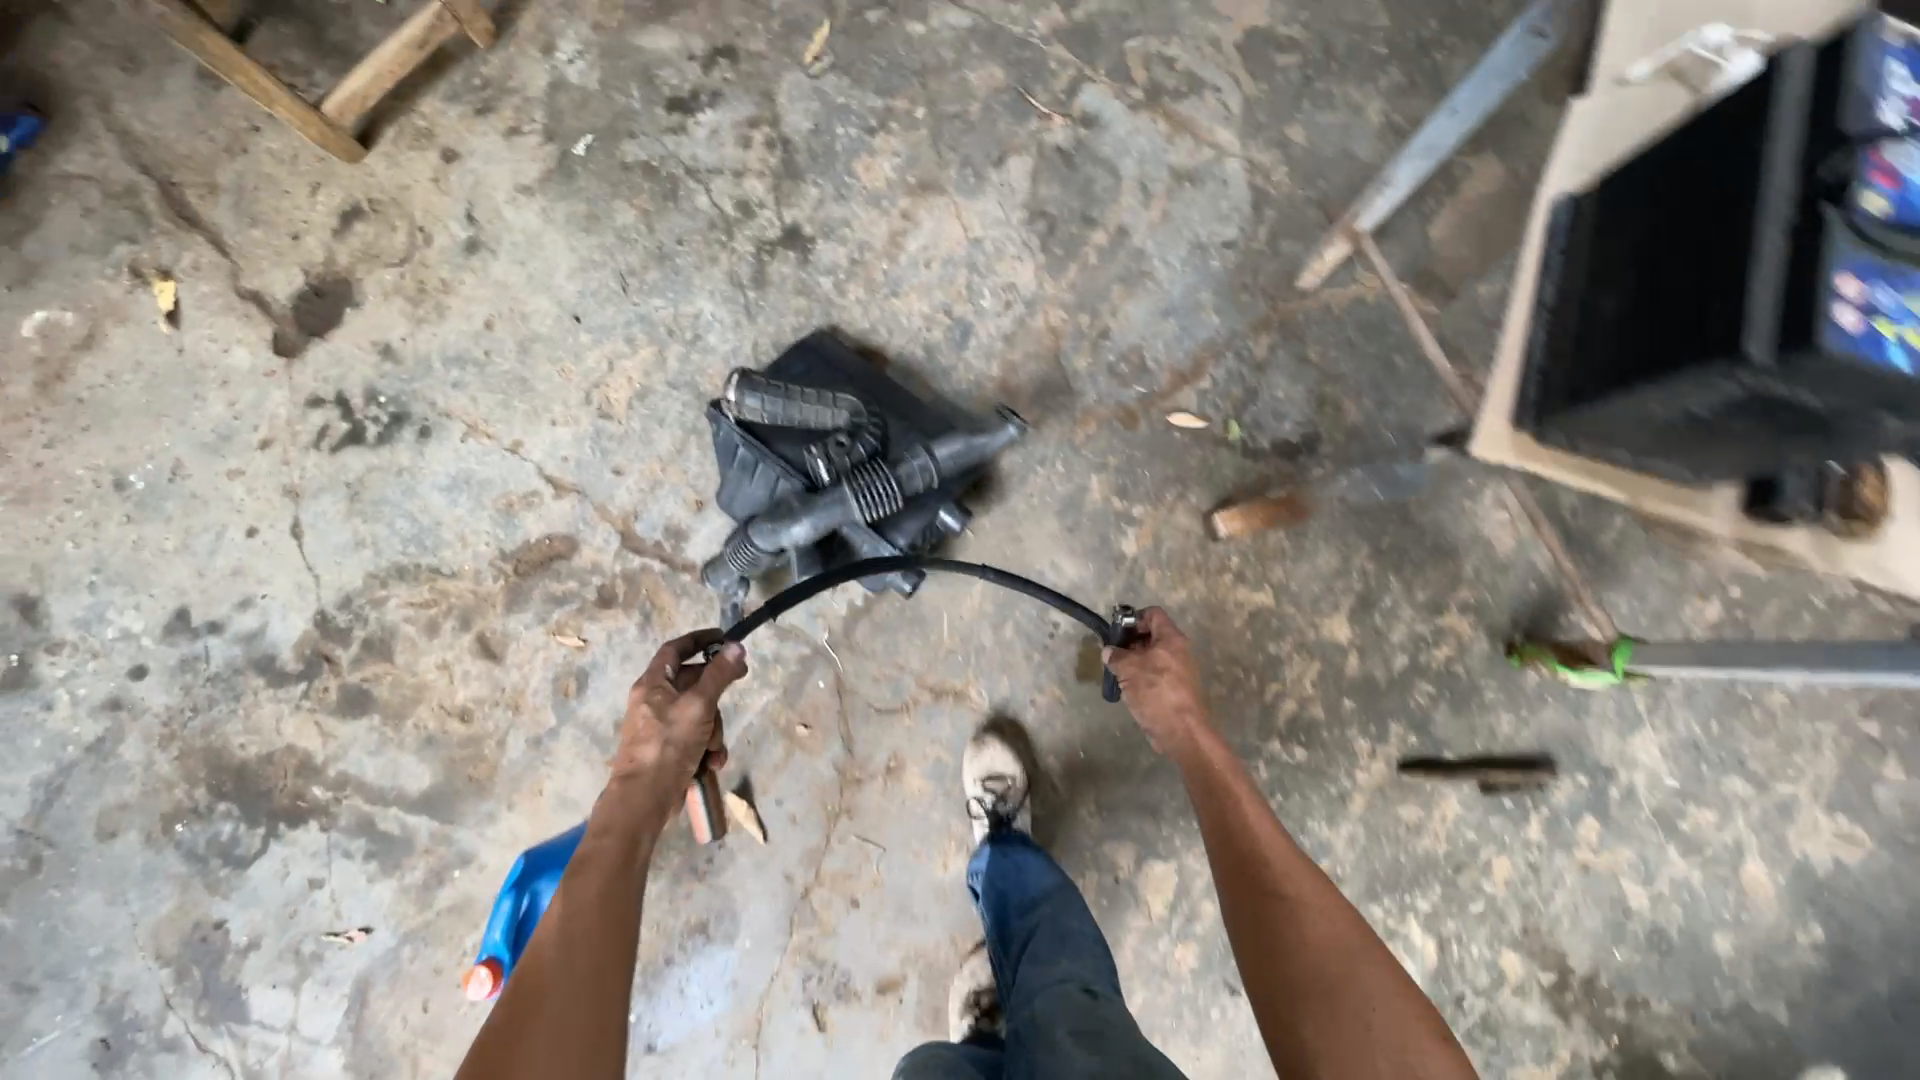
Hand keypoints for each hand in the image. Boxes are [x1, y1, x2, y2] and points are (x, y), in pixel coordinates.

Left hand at [613, 631, 748, 792]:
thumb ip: (719, 675)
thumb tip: (736, 646)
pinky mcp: (669, 750)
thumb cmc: (668, 744)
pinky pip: (696, 738)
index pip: (675, 649)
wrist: (644, 798)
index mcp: (653, 684)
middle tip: (739, 684)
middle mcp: (654, 701)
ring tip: (713, 747)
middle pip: (693, 683)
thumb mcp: (699, 704)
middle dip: (716, 695)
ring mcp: (661, 727)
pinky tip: (711, 762)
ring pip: (700, 713)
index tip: (724, 637)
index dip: (699, 639)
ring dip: (714, 730)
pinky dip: (707, 748)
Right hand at [1103, 607, 1212, 758]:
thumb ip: (1116, 656)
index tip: (1117, 632)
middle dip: (1129, 643)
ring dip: (1132, 663)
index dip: (1134, 618)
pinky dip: (1140, 678)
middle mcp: (1177, 652)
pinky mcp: (1174, 690)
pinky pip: (1154, 676)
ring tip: (1115, 673)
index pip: (1153, 614)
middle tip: (1112, 654)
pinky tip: (1126, 690)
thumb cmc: (1156, 692)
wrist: (1181, 731)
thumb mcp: (1129, 669)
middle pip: (1151, 636)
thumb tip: (1109, 651)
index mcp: (1171, 639)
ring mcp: (1178, 672)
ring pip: (1151, 658)